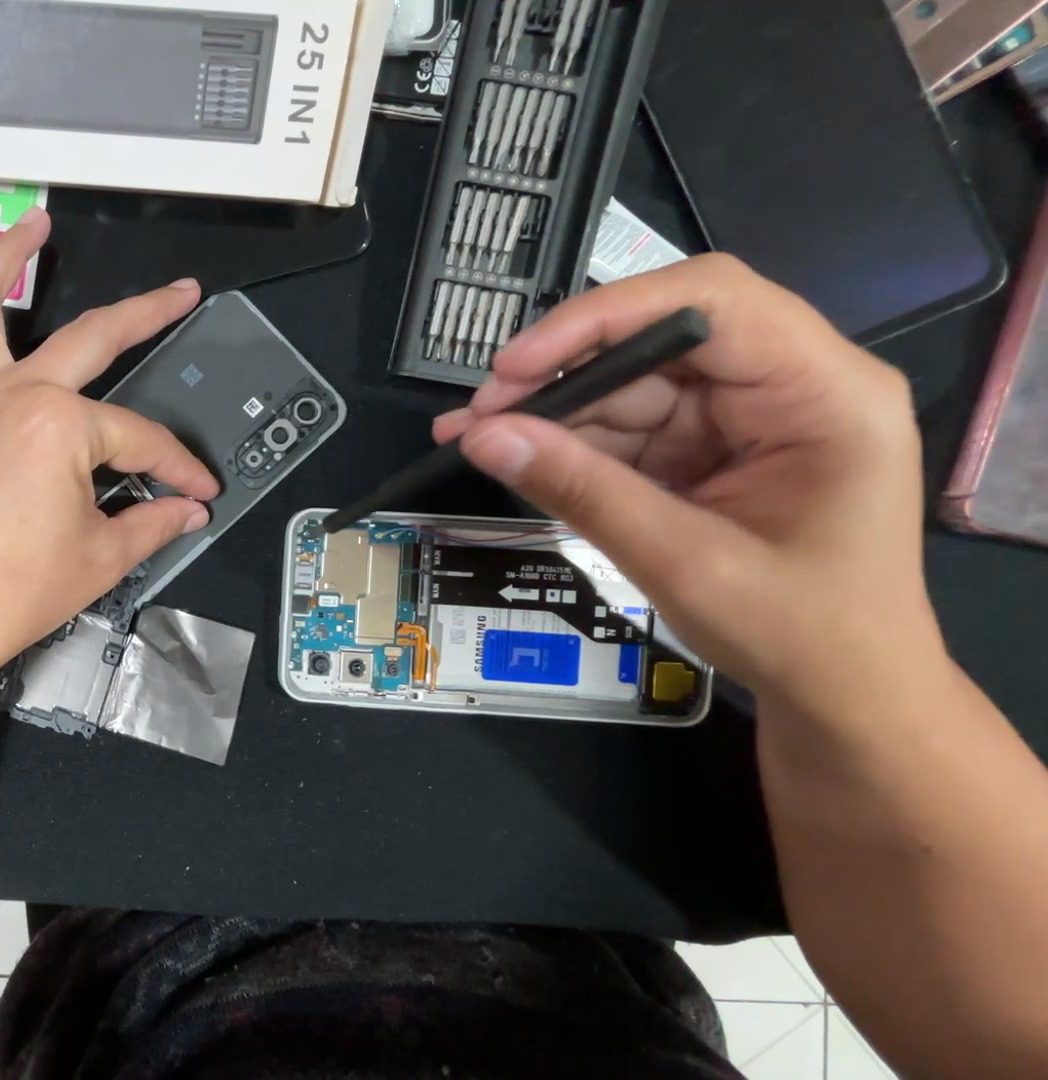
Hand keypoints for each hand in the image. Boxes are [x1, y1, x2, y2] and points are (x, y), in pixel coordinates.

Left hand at [0, 209, 217, 706]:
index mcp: (61, 425)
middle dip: (143, 314)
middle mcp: (11, 396)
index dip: (178, 467)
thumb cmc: (14, 594)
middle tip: (179, 292)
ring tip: (31, 224)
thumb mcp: (100, 560)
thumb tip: (188, 510)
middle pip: (86, 340)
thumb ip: (151, 524)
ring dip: (2, 261)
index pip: (139, 439)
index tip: (200, 492)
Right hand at [431, 255, 940, 710]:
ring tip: (470, 435)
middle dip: (561, 369)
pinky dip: (561, 440)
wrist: (840, 689)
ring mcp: (738, 416)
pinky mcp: (702, 446)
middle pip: (656, 337)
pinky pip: (620, 424)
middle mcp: (782, 385)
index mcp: (821, 393)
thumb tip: (482, 437)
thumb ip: (582, 490)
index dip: (601, 318)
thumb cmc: (796, 631)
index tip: (514, 365)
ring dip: (547, 408)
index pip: (709, 303)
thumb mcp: (681, 560)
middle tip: (480, 411)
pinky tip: (507, 452)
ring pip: (626, 381)